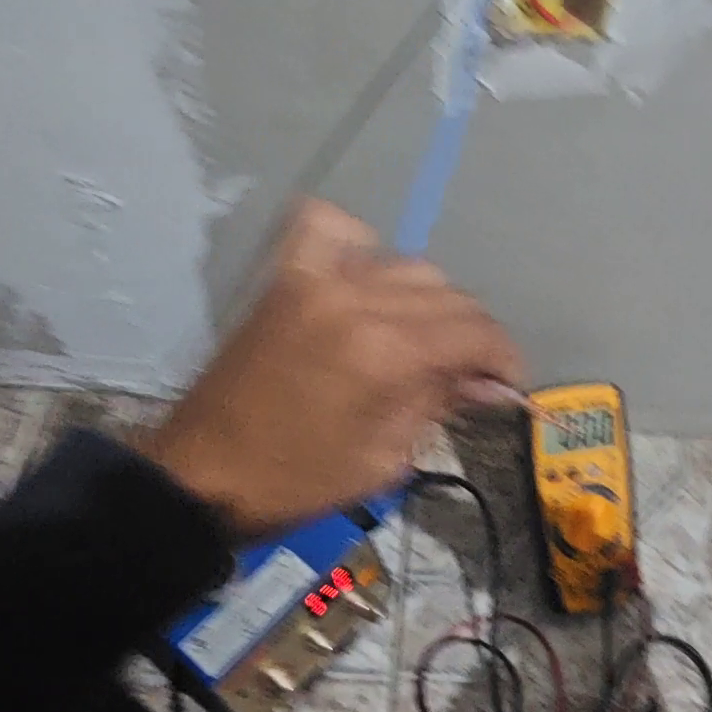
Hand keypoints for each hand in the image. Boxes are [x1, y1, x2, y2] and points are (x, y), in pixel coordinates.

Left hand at [142, 199, 522, 539]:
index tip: (508, 386)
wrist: (203, 473)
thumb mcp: (384, 459)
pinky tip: (366, 279)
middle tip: (469, 377)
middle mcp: (357, 298)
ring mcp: (317, 279)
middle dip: (473, 336)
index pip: (475, 332)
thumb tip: (492, 382)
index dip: (505, 358)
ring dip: (431, 302)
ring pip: (406, 265)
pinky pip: (332, 230)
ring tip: (424, 340)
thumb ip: (440, 403)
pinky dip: (361, 245)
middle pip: (448, 295)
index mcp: (385, 352)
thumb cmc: (298, 481)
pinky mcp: (286, 278)